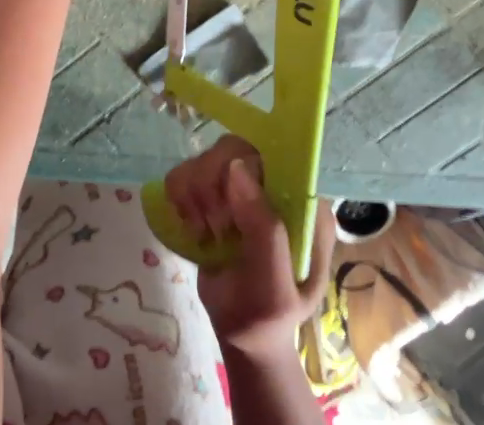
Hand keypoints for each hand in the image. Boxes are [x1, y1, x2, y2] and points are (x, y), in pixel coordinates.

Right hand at [164, 135, 336, 357]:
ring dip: (193, 195)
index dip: (243, 171)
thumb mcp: (273, 285)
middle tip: (213, 227)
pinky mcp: (214, 194)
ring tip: (203, 231)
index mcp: (304, 204)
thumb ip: (264, 230)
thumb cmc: (265, 315)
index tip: (227, 212)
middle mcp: (276, 187)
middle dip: (211, 187)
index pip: (273, 154)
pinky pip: (185, 170)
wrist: (241, 333)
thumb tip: (237, 168)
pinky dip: (179, 195)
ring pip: (205, 157)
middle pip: (232, 149)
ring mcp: (243, 188)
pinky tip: (191, 225)